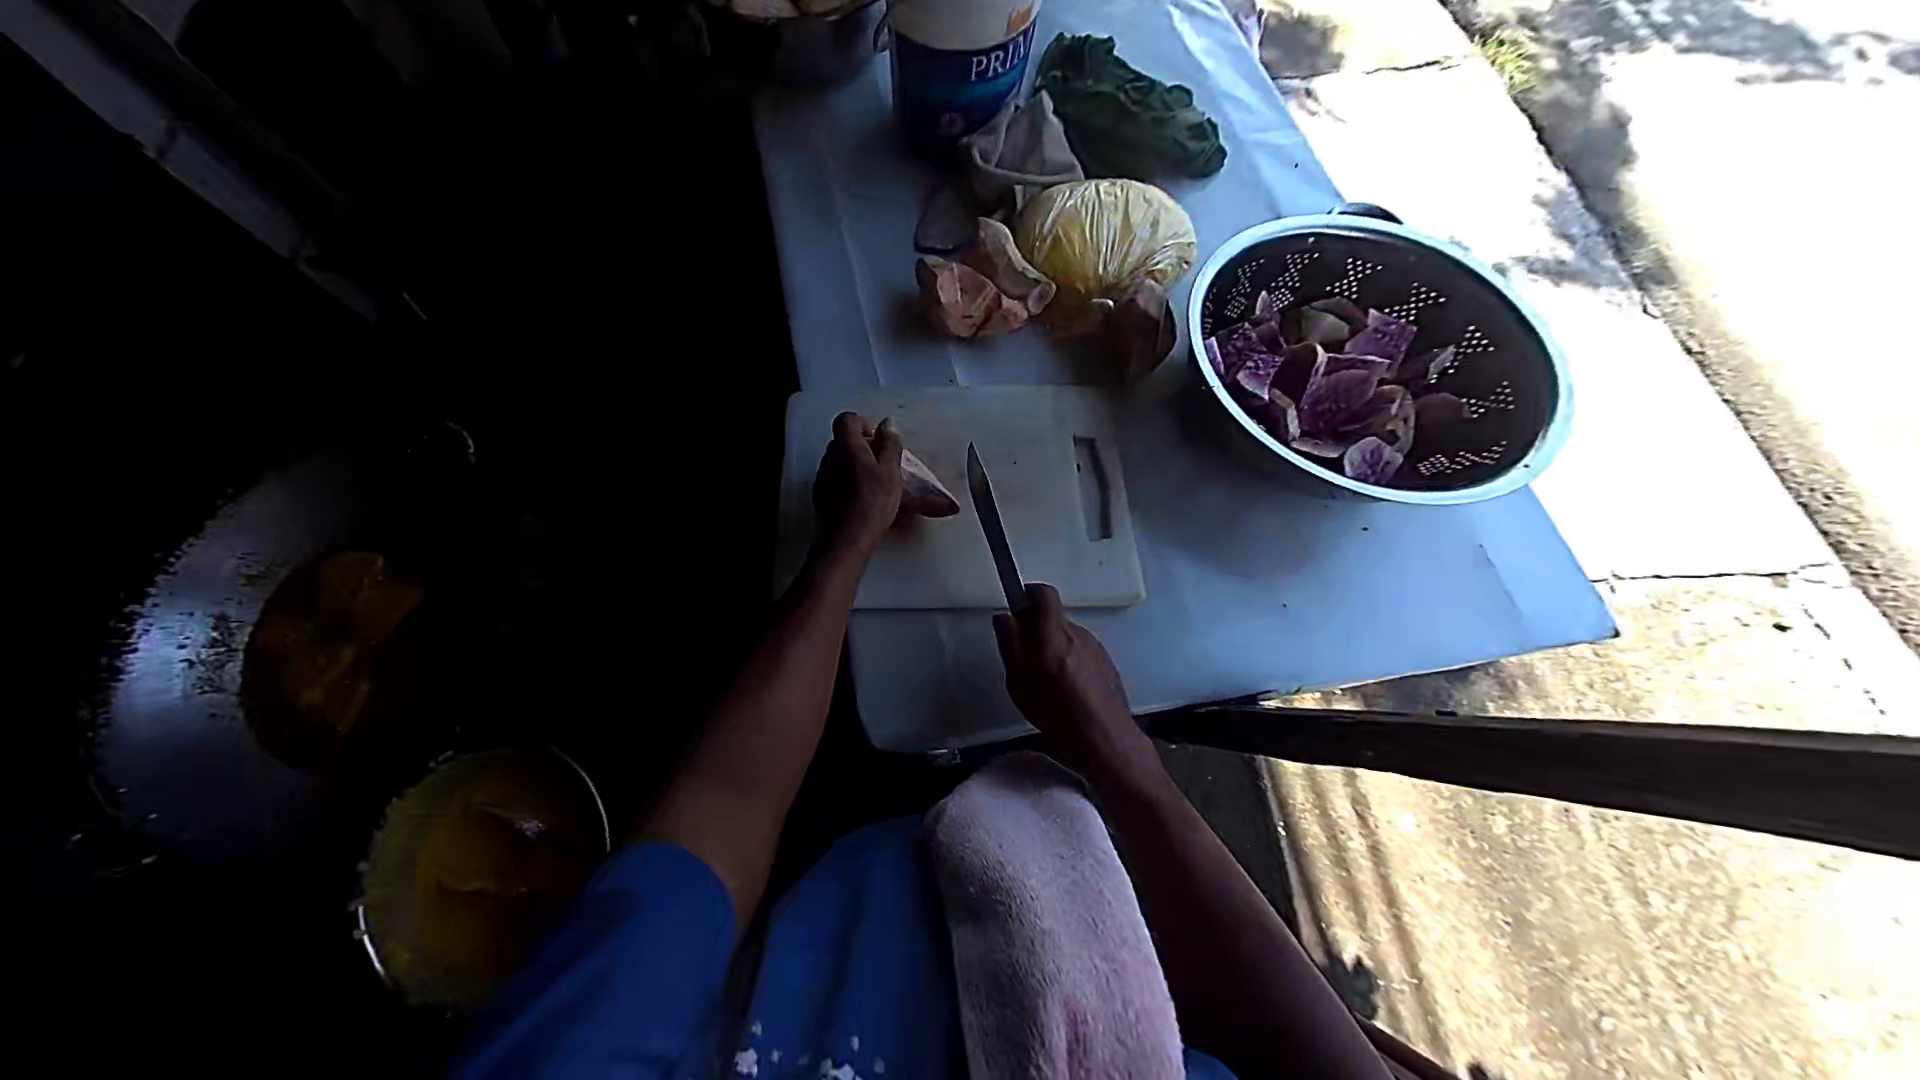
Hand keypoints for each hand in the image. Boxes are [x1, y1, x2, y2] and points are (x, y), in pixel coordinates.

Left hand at [814, 412, 903, 553]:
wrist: (847, 537)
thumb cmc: (872, 502)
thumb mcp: (891, 471)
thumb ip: (890, 445)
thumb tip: (889, 424)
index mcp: (846, 446)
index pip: (847, 419)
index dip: (864, 424)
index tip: (880, 439)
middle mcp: (829, 457)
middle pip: (843, 441)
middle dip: (863, 446)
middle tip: (882, 461)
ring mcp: (822, 477)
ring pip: (839, 461)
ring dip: (855, 465)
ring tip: (875, 482)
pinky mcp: (820, 495)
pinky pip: (834, 479)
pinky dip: (847, 482)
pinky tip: (862, 498)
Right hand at [992, 583, 1152, 778]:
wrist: (1104, 738)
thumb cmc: (1057, 713)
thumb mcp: (1018, 682)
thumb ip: (1009, 644)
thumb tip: (1004, 617)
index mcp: (1052, 634)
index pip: (1042, 593)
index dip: (1027, 594)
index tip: (1017, 606)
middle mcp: (1077, 633)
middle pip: (1053, 615)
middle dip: (1036, 627)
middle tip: (1023, 653)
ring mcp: (1095, 646)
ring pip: (1066, 634)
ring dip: (1053, 645)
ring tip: (1044, 678)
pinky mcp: (1105, 660)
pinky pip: (1080, 649)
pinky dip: (1069, 659)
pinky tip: (1064, 687)